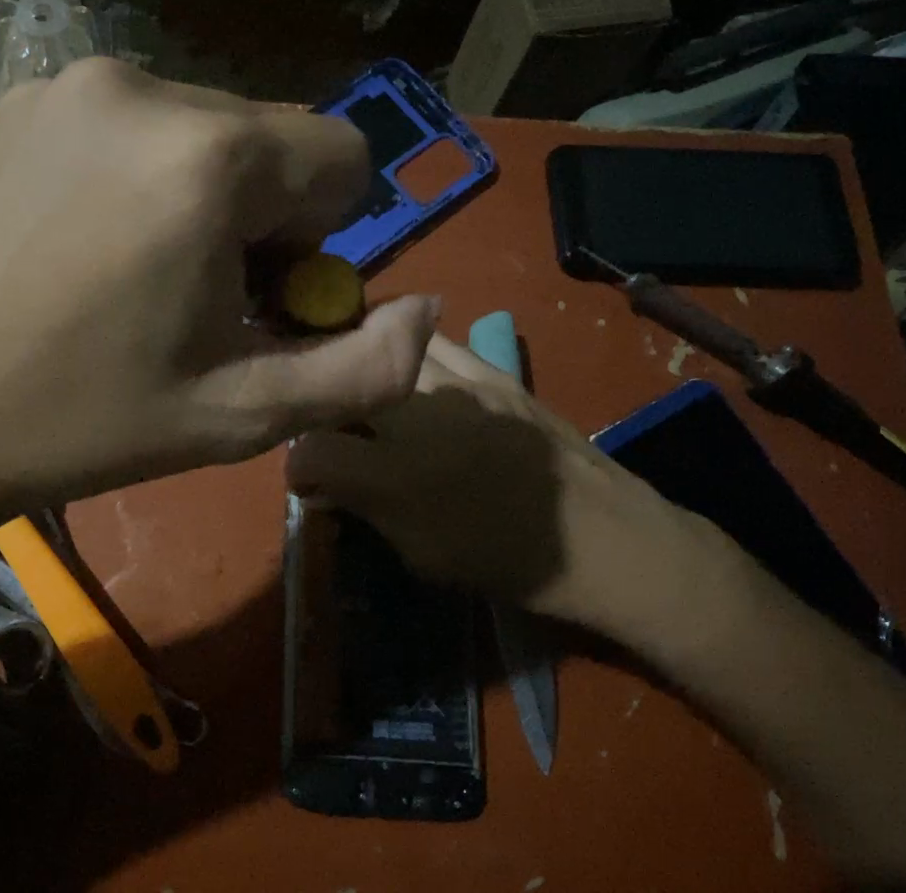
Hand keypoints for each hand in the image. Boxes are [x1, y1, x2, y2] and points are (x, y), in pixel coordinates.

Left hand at [0, 59, 439, 554]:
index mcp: (209, 155)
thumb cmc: (77, 424)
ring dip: (190, 197)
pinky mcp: (4, 104)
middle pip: (263, 140)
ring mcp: (58, 86)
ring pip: (189, 130)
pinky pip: (112, 127)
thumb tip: (427, 310)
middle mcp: (139, 87)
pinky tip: (64, 251)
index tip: (258, 301)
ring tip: (121, 279)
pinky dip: (121, 179)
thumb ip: (368, 368)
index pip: (343, 157)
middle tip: (186, 302)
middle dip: (256, 218)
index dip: (321, 241)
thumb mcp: (242, 415)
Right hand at [286, 334, 736, 643]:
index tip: (310, 481)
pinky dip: (409, 350)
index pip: (309, 452)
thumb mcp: (420, 554)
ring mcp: (459, 384)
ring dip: (361, 365)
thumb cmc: (505, 561)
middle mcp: (417, 417)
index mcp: (395, 475)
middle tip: (329, 428)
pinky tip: (408, 367)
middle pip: (339, 386)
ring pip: (382, 349)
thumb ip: (363, 508)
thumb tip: (321, 480)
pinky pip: (434, 344)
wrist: (607, 540)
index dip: (299, 467)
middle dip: (322, 404)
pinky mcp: (493, 371)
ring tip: (360, 383)